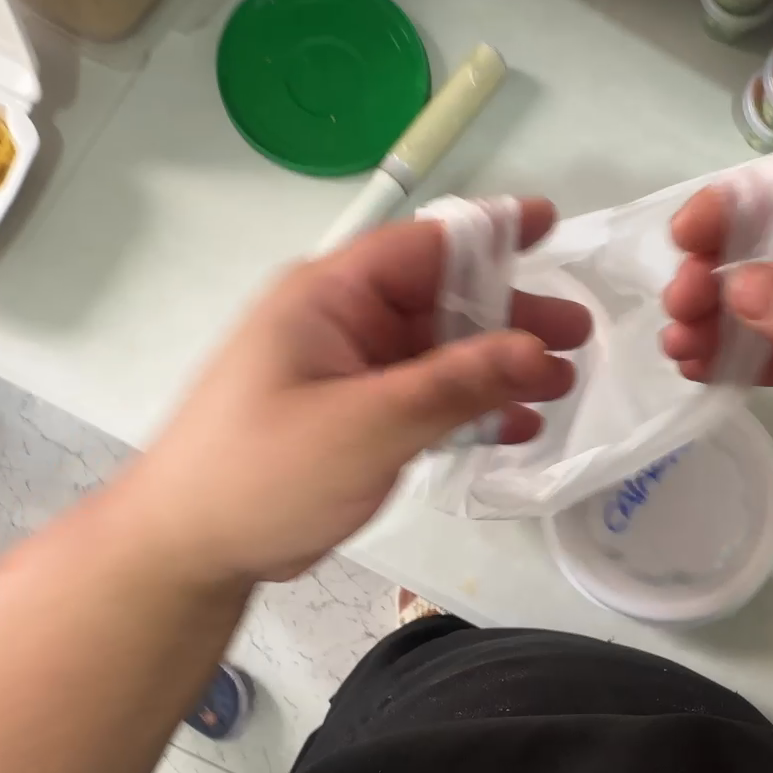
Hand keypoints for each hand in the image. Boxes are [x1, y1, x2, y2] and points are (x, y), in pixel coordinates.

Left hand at [123, 201, 589, 582]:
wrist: (194, 547)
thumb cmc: (266, 473)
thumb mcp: (368, 425)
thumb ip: (455, 386)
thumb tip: (538, 350)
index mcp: (332, 298)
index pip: (423, 245)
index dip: (491, 233)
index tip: (551, 225)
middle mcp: (346, 325)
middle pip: (444, 304)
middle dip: (511, 318)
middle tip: (578, 337)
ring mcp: (353, 375)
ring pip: (442, 357)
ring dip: (500, 370)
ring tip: (560, 387)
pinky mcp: (360, 420)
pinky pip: (428, 402)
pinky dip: (471, 412)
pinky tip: (517, 430)